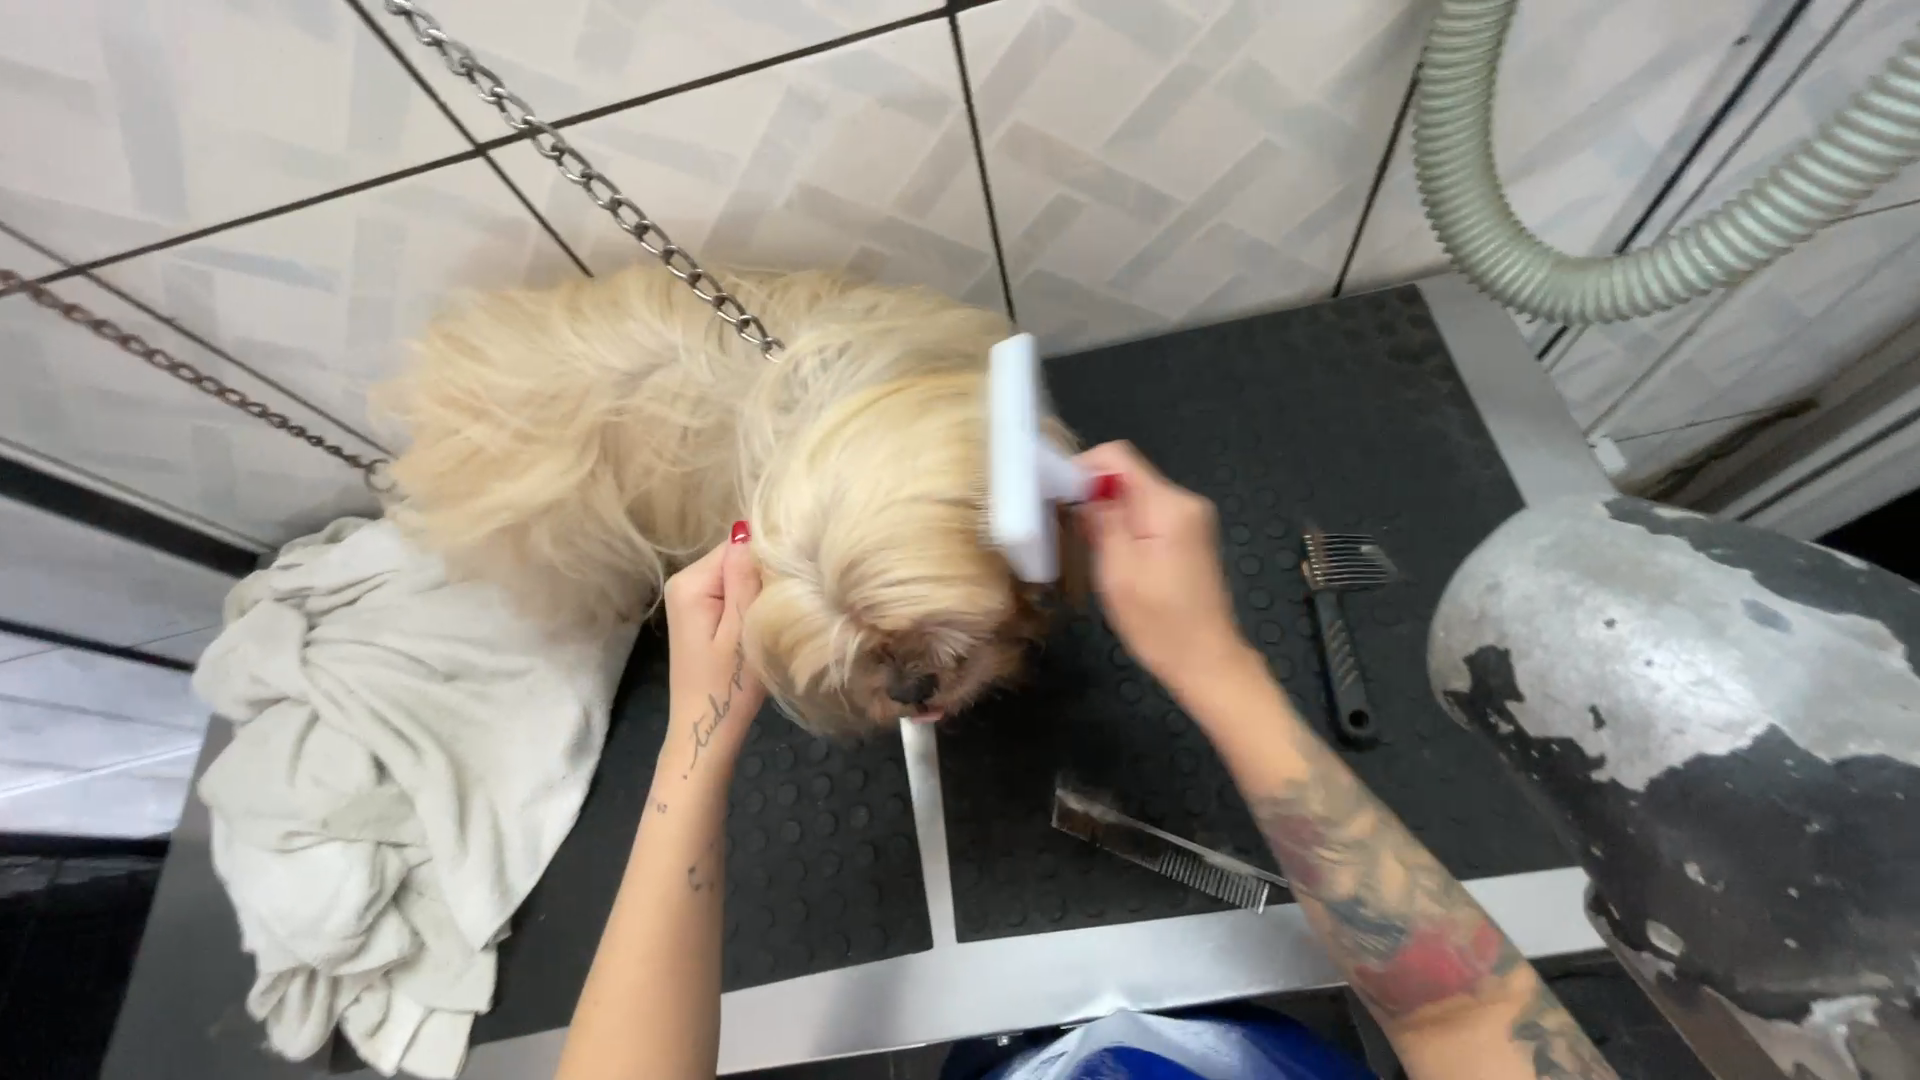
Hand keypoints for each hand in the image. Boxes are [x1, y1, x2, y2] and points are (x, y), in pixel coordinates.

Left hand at [662, 525, 764, 775]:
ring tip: (778, 614)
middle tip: (786, 604)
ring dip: (761, 588)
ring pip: (739, 573)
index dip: (770, 559)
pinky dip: (752, 601)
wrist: (707, 729)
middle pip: (738, 556)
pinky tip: (764, 621)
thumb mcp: (743, 630)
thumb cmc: (728, 685)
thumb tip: (748, 528)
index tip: (791, 584)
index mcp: (692, 581)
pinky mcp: (702, 612)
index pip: (740, 544)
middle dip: (765, 573)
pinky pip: (734, 590)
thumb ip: (745, 579)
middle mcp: (685, 581)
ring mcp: (691, 597)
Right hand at [1075, 442, 1252, 696]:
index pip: (1117, 456)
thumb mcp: (1116, 571)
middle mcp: (1185, 502)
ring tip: (1091, 552)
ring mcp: (1191, 519)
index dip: (1082, 469)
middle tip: (1069, 533)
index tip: (1058, 498)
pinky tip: (1115, 561)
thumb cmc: (1158, 623)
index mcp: (1168, 505)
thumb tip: (1081, 487)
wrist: (1207, 662)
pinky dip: (1126, 528)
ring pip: (1135, 497)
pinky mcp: (1189, 537)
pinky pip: (1148, 516)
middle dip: (1093, 497)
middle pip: (1126, 476)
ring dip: (1108, 516)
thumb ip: (1101, 520)